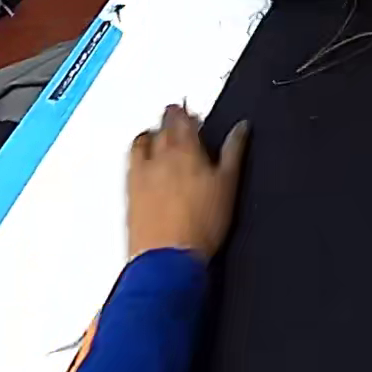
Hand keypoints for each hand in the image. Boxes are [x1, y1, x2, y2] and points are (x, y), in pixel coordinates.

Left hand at [126, 104, 248, 260]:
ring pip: (140, 144)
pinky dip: (138, 157)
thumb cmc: (201, 223)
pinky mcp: (129, 196)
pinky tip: (145, 164)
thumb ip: (234, 150)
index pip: (181, 120)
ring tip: (157, 135)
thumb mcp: (228, 183)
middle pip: (160, 128)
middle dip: (168, 119)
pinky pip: (130, 165)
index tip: (189, 109)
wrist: (168, 262)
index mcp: (185, 151)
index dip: (185, 112)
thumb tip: (241, 127)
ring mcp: (141, 177)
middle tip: (176, 117)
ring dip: (149, 135)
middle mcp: (159, 159)